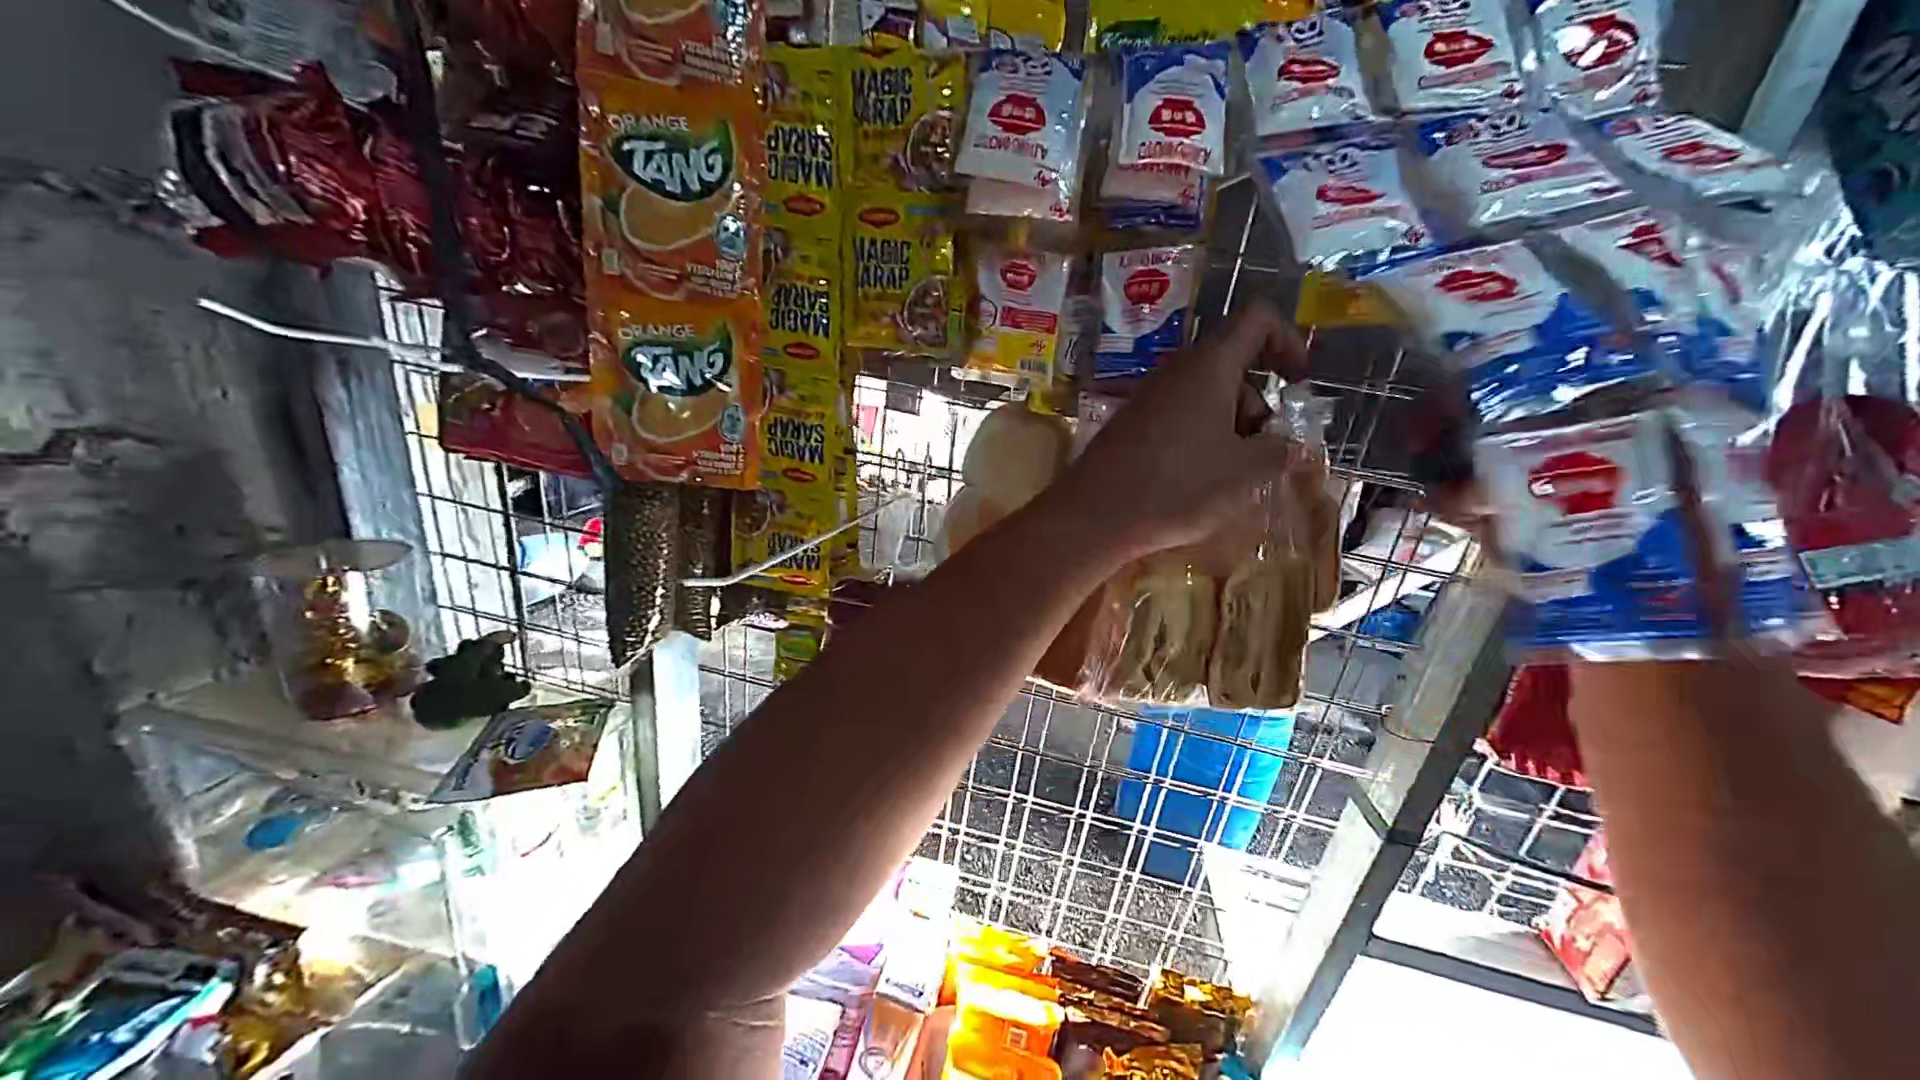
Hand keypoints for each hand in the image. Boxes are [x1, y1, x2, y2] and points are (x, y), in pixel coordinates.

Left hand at [1043, 302, 1309, 563]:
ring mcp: (1148, 398)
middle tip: (1261, 450)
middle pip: (1231, 366)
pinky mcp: (1130, 425)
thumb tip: (1290, 445)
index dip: (1287, 340)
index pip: (1256, 320)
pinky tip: (1197, 479)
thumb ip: (1279, 451)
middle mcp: (1175, 372)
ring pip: (1204, 396)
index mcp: (1209, 367)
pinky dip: (1199, 437)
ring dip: (1230, 426)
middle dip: (1258, 403)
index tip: (1298, 381)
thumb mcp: (1244, 473)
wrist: (1094, 516)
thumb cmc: (1177, 488)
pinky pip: (1178, 417)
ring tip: (1230, 474)